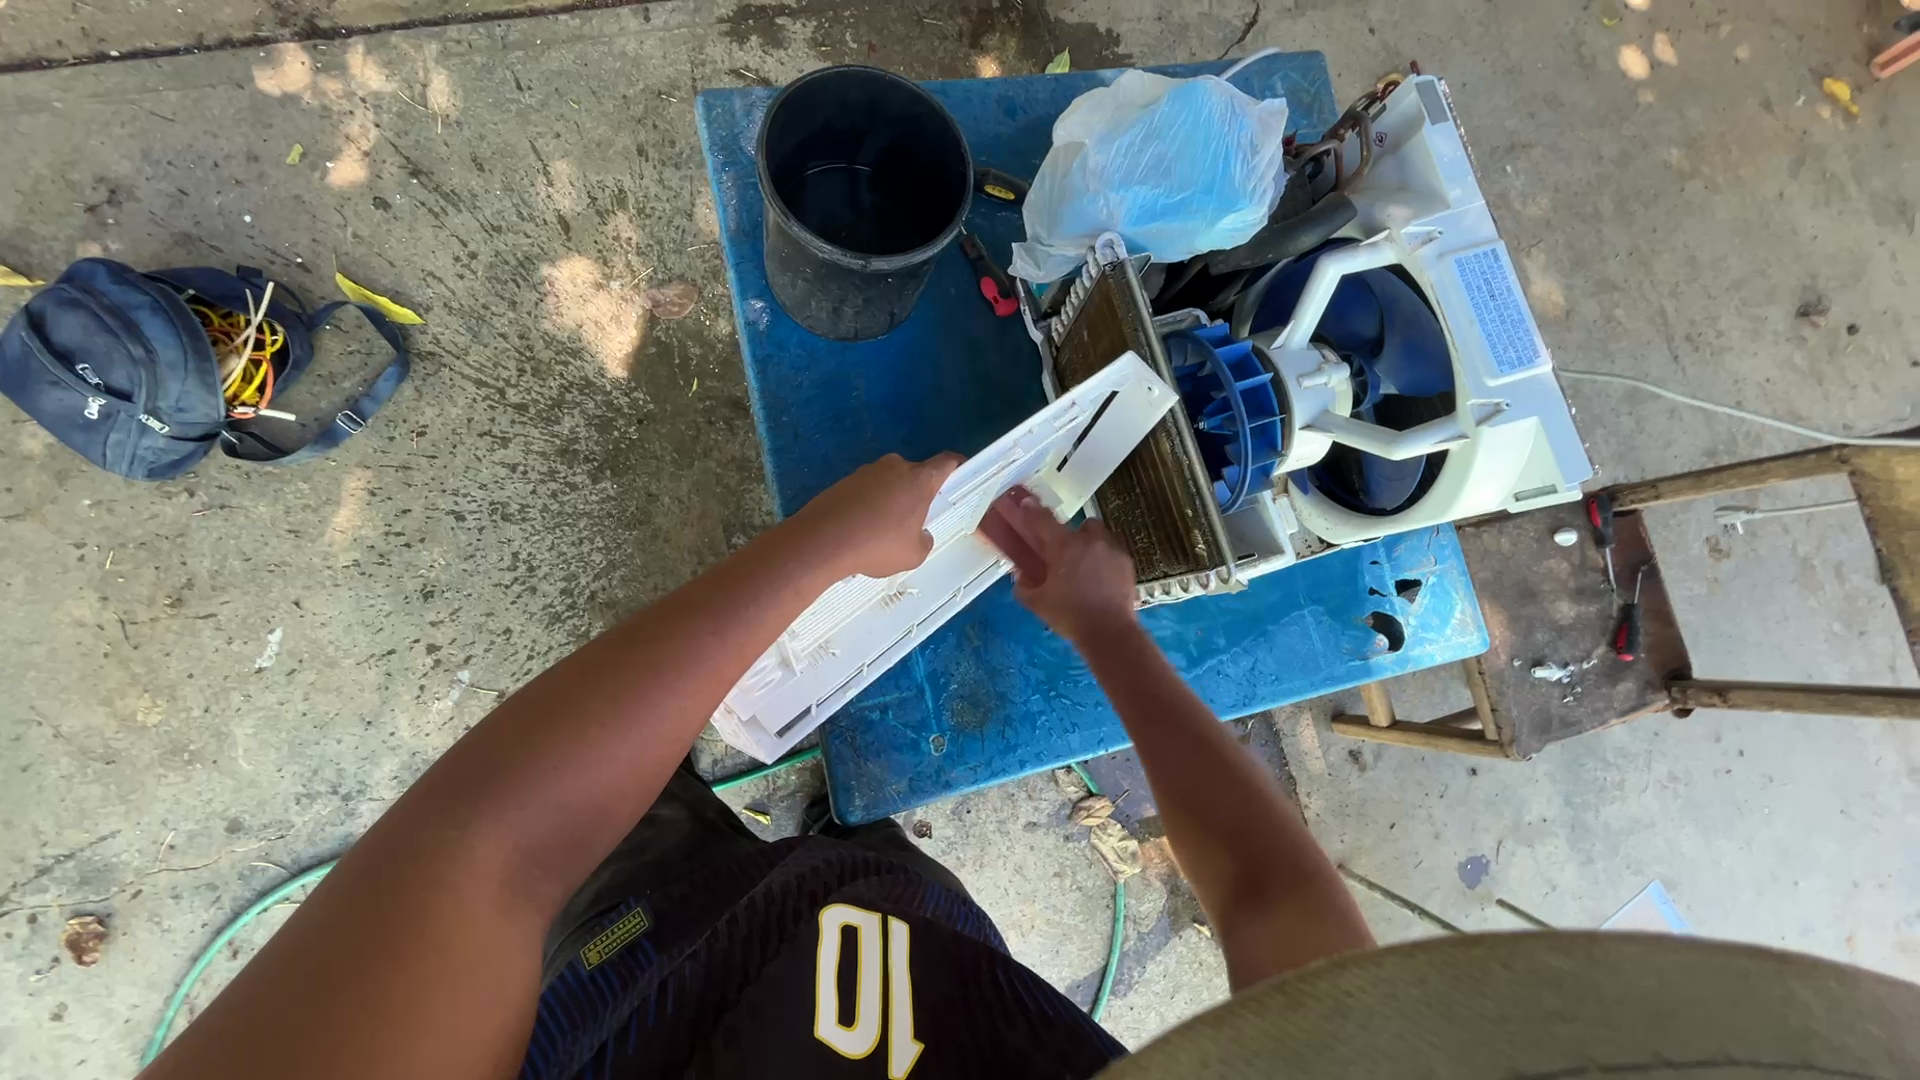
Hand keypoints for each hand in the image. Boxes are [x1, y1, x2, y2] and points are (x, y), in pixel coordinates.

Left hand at [790, 452, 962, 578]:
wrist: (822, 541)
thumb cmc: (877, 545)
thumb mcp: (914, 554)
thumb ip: (924, 540)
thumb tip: (919, 534)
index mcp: (919, 480)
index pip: (946, 461)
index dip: (957, 466)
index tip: (960, 473)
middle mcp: (894, 467)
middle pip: (914, 474)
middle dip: (916, 493)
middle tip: (911, 521)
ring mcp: (866, 471)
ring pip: (888, 483)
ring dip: (889, 500)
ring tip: (879, 531)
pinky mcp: (844, 481)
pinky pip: (865, 491)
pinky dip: (867, 506)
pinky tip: (858, 530)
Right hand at [978, 486, 1137, 644]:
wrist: (1108, 632)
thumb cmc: (1069, 615)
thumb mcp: (1037, 603)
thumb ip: (1024, 586)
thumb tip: (1021, 577)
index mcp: (1063, 546)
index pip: (1042, 520)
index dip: (1030, 511)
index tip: (1024, 503)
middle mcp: (1089, 540)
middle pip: (1077, 525)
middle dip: (1069, 536)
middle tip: (1062, 556)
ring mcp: (1112, 549)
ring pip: (1098, 535)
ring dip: (1089, 544)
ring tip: (1085, 566)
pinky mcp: (1127, 563)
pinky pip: (1112, 552)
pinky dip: (1105, 560)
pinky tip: (1101, 580)